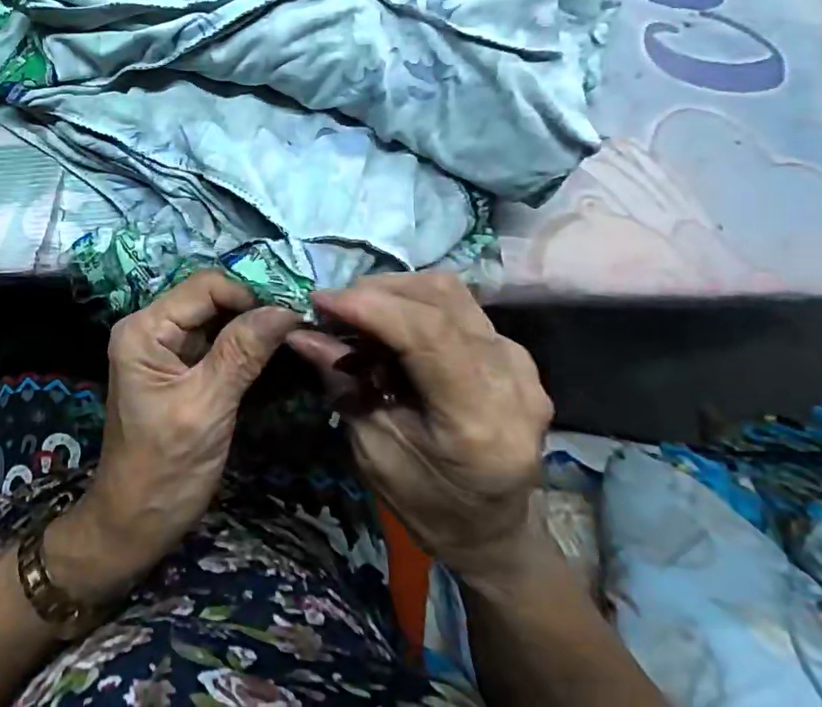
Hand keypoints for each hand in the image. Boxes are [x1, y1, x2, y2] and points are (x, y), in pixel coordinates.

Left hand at [51, 270, 303, 603]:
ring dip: (251, 326)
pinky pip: (213, 343)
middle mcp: (149, 328)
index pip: (204, 286)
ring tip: (294, 338)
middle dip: (253, 308)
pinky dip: (241, 346)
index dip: (249, 294)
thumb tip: (286, 309)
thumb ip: (243, 352)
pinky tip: (272, 353)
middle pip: (208, 298)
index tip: (293, 316)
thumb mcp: (208, 406)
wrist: (135, 519)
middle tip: (300, 327)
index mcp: (144, 329)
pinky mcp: (177, 369)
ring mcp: (162, 349)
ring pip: (214, 319)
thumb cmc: (166, 467)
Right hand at [285, 273, 554, 586]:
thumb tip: (300, 333)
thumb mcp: (372, 451)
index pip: (428, 334)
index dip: (369, 306)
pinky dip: (413, 306)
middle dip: (375, 292)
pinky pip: (458, 307)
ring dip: (393, 292)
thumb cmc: (426, 502)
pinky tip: (389, 329)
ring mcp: (521, 364)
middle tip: (331, 311)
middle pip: (440, 299)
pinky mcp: (515, 355)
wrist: (491, 530)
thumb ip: (343, 385)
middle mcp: (512, 381)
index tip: (318, 300)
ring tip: (357, 317)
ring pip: (449, 293)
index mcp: (478, 419)